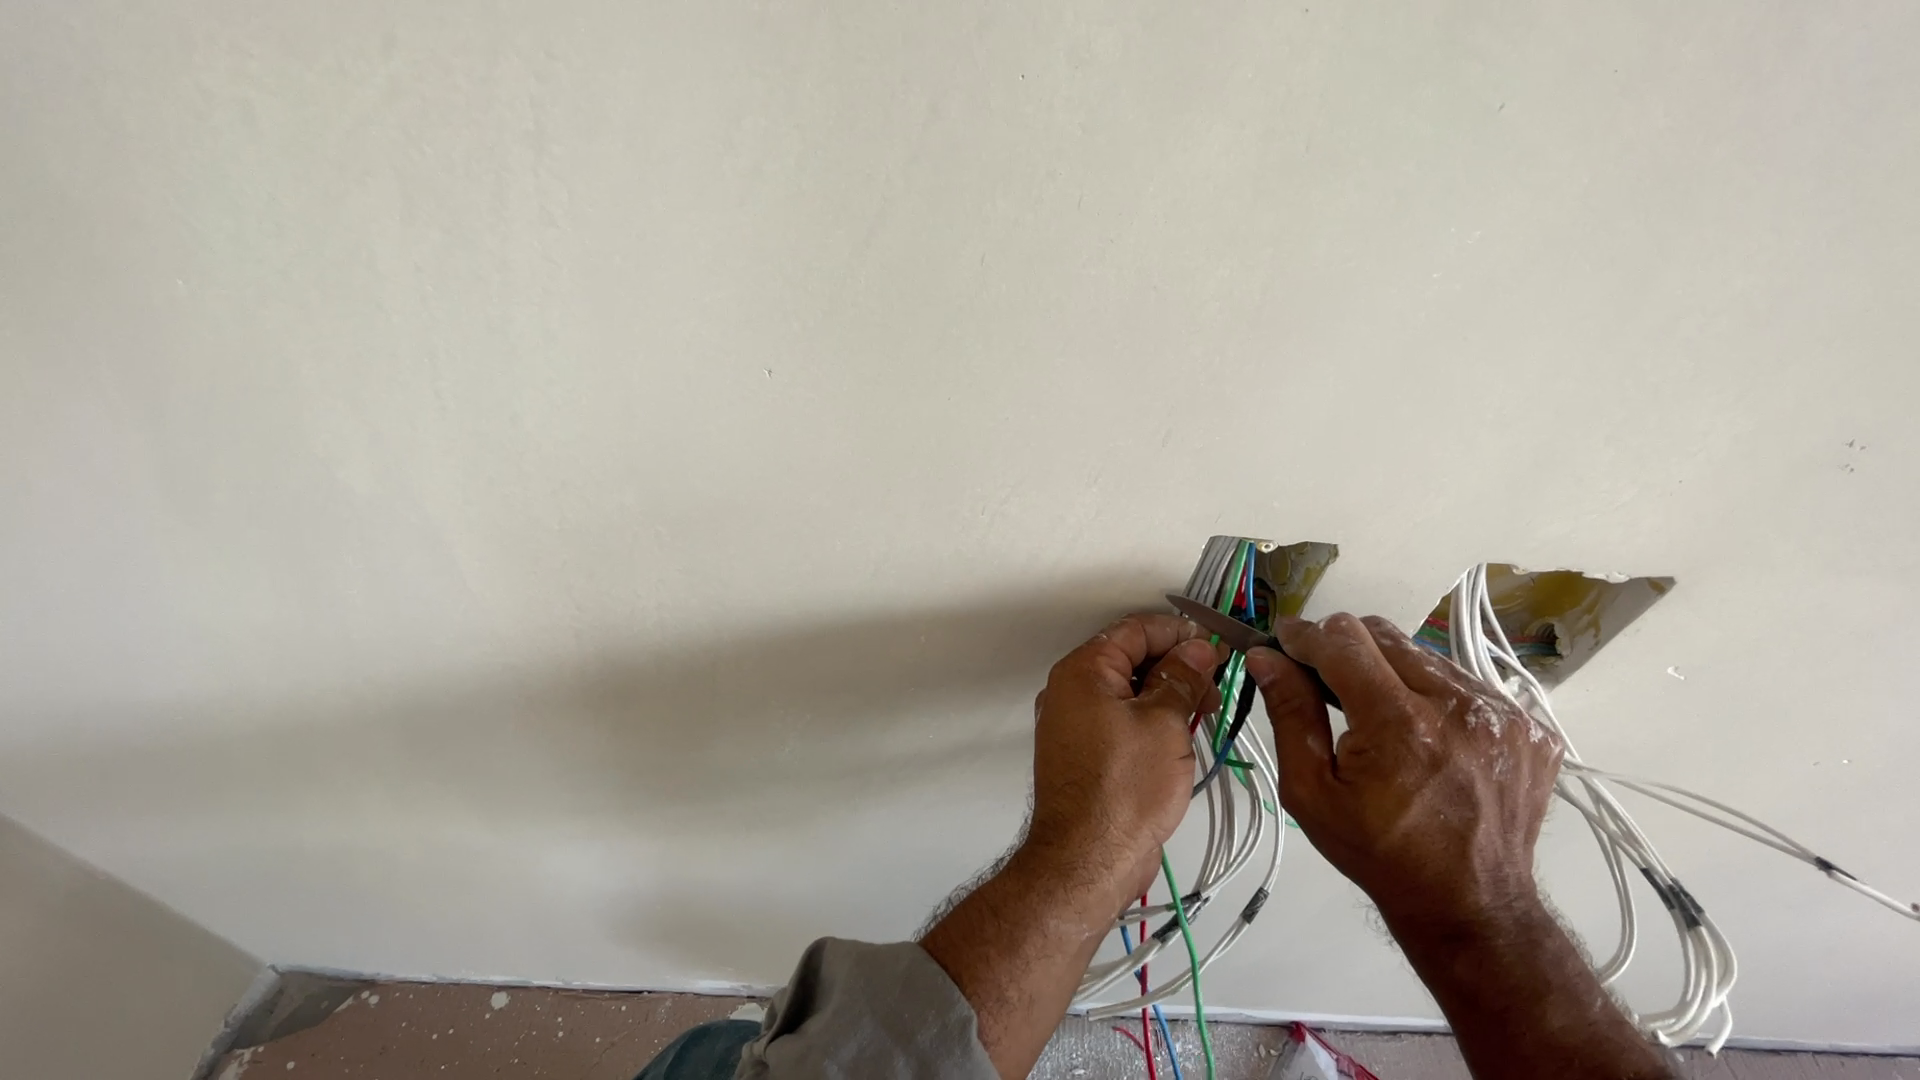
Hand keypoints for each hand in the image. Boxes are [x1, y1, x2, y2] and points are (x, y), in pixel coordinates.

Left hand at [1026, 614, 1223, 911]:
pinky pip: (1119, 718)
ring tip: (1207, 712)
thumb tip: (1197, 649)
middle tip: (1217, 684)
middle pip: (1129, 657)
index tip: (1215, 645)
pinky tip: (1181, 734)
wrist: (1088, 857)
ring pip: (1127, 691)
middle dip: (1175, 665)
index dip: (1178, 633)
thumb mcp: (1165, 723)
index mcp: (1083, 670)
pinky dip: (1150, 718)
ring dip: (1167, 694)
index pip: (1134, 630)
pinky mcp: (1084, 751)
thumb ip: (1182, 678)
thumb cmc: (1126, 787)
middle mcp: (1070, 689)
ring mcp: (1073, 722)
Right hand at [1243, 613, 1562, 929]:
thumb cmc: (1377, 851)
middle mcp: (1457, 705)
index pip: (1343, 640)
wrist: (1471, 904)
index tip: (1283, 642)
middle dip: (1343, 646)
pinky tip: (1422, 731)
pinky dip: (1431, 692)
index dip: (1304, 635)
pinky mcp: (1530, 725)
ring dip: (1388, 668)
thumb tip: (1264, 657)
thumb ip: (1289, 714)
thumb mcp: (1310, 791)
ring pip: (1424, 653)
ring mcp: (1503, 713)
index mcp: (1399, 723)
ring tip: (1375, 711)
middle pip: (1383, 633)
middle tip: (1322, 677)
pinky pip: (1463, 681)